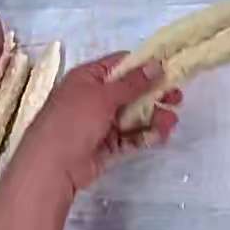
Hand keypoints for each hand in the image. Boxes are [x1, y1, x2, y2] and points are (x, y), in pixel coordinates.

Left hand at [8, 54, 180, 194]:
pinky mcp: (104, 146)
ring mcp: (98, 122)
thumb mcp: (103, 96)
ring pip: (131, 115)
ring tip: (172, 121)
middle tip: (178, 98)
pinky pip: (128, 136)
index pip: (120, 64)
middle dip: (153, 94)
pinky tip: (160, 135)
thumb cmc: (74, 120)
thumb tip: (156, 64)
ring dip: (152, 116)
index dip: (144, 66)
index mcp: (88, 77)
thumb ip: (132, 83)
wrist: (51, 165)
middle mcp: (93, 96)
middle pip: (129, 91)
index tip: (169, 70)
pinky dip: (143, 134)